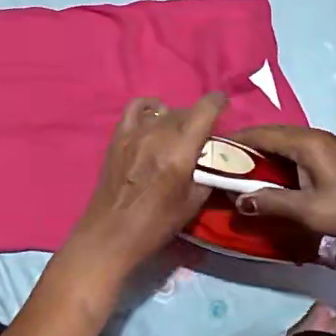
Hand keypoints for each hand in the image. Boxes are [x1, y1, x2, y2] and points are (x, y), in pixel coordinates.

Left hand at [57, 93, 225, 284]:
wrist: (112, 233)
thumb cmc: (155, 224)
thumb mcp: (192, 203)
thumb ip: (207, 175)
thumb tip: (213, 159)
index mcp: (180, 151)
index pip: (205, 110)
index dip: (218, 102)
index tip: (224, 104)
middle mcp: (158, 134)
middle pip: (185, 111)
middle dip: (198, 119)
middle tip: (202, 138)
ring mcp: (135, 133)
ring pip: (163, 110)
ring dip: (176, 117)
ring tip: (178, 133)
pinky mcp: (118, 137)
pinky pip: (136, 109)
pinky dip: (149, 107)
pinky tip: (154, 117)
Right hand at [227, 125, 335, 243]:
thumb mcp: (308, 210)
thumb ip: (270, 202)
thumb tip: (236, 199)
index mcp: (305, 142)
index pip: (260, 133)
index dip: (234, 140)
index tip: (210, 150)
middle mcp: (312, 135)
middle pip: (270, 133)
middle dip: (244, 145)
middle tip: (220, 162)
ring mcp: (323, 144)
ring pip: (282, 141)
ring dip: (260, 152)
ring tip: (238, 169)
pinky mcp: (329, 155)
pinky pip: (293, 149)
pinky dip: (275, 158)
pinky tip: (268, 174)